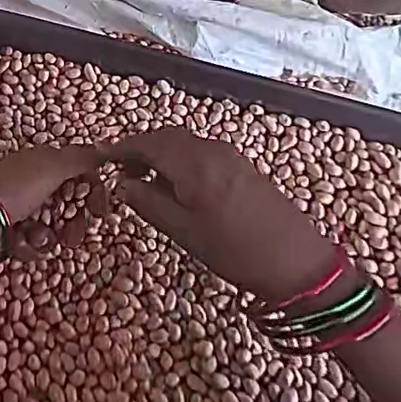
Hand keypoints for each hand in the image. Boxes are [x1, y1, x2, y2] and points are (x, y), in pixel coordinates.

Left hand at [0, 144, 105, 258]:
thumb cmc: (13, 187)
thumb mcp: (52, 166)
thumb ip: (82, 159)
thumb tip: (107, 148)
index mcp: (46, 164)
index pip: (82, 177)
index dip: (94, 193)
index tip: (100, 213)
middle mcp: (36, 184)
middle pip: (70, 207)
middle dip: (73, 224)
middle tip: (71, 236)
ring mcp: (23, 209)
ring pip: (53, 230)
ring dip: (48, 237)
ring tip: (35, 236)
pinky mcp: (11, 233)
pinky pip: (32, 244)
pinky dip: (27, 246)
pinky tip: (18, 241)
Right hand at [98, 128, 344, 301]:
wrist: (299, 264)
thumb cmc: (235, 251)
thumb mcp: (182, 231)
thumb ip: (147, 202)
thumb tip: (120, 184)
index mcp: (193, 163)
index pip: (147, 143)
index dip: (120, 148)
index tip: (100, 156)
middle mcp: (211, 150)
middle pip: (165, 137)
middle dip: (139, 149)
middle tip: (119, 171)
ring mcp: (229, 156)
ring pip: (183, 144)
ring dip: (159, 154)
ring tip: (143, 181)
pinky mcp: (241, 166)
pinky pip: (200, 152)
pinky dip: (179, 160)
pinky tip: (175, 185)